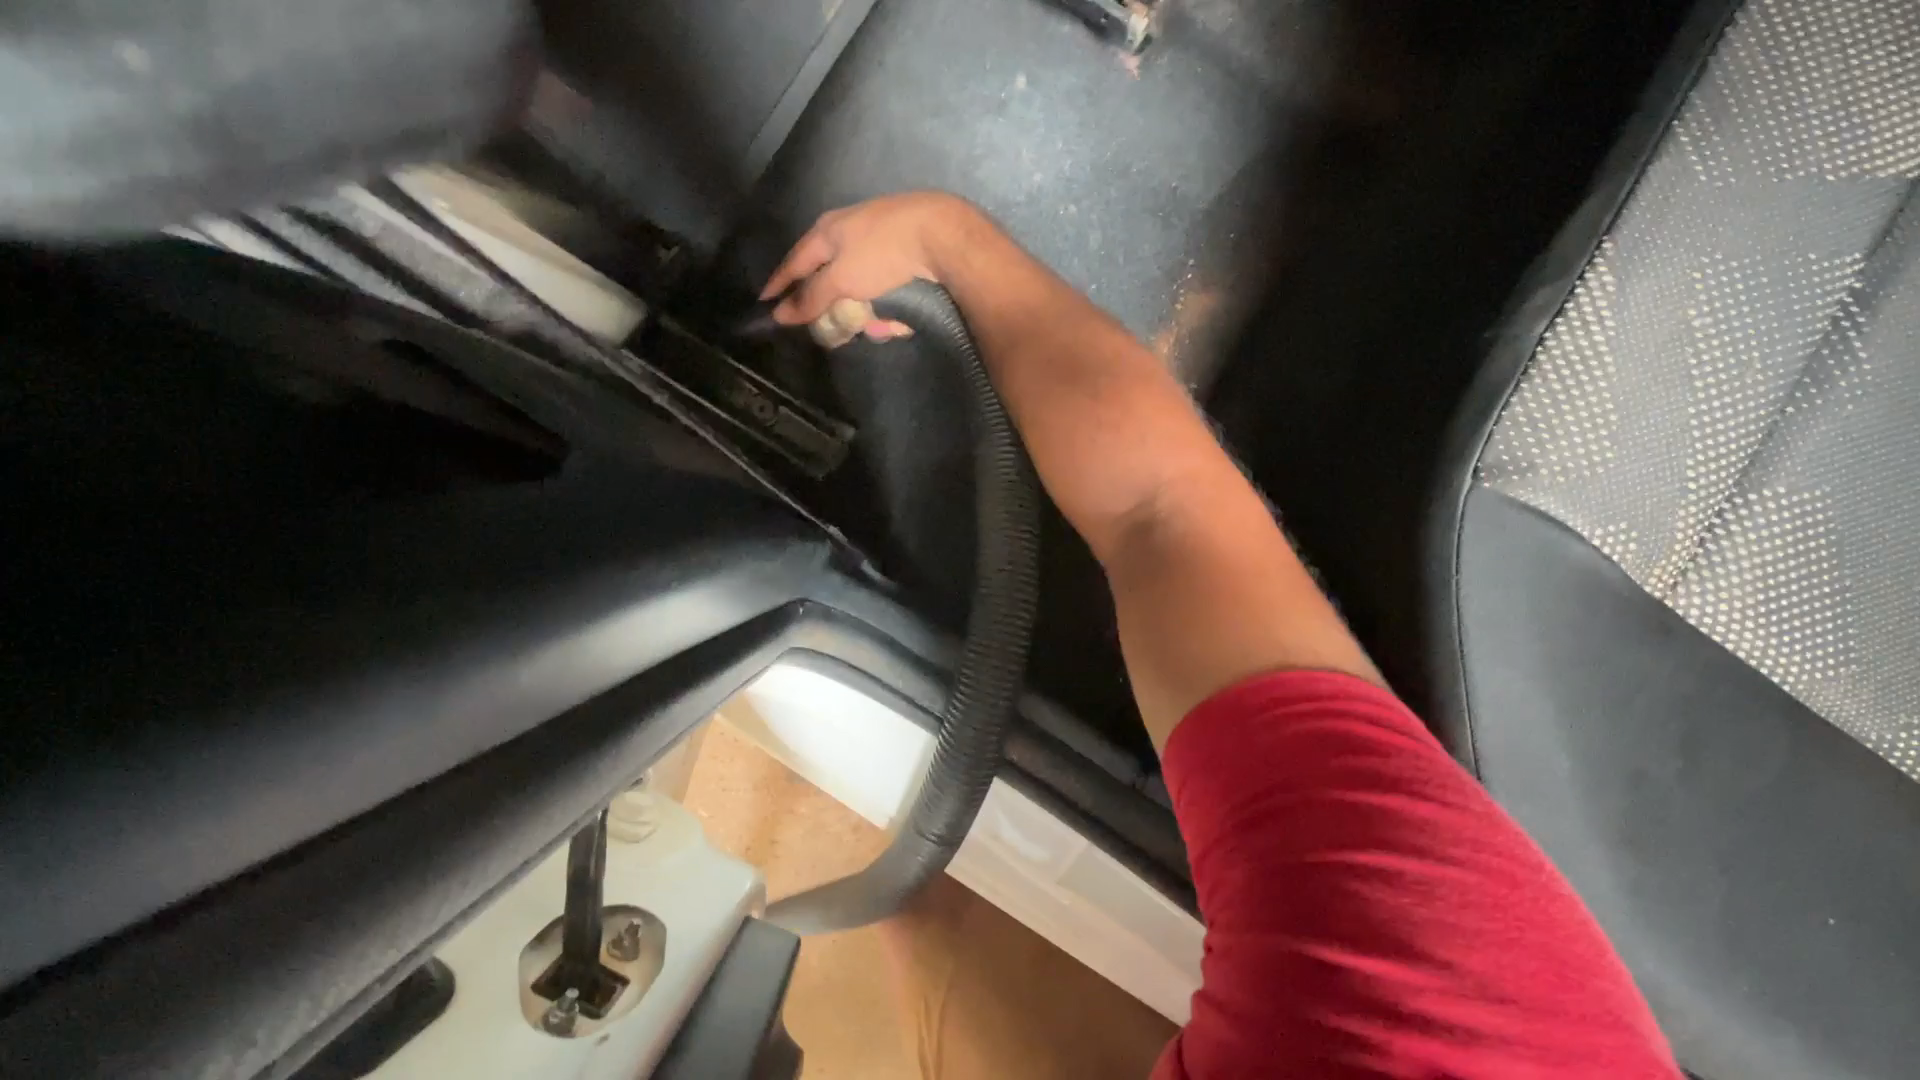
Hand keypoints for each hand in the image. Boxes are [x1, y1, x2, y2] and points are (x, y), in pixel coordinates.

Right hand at [760, 192, 981, 343]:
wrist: (943, 235)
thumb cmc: (883, 253)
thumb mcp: (841, 278)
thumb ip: (811, 297)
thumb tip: (779, 314)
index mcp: (828, 230)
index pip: (795, 261)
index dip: (780, 283)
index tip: (766, 303)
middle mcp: (852, 231)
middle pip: (832, 276)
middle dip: (835, 306)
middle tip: (836, 328)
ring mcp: (882, 241)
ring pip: (864, 287)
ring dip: (870, 311)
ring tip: (882, 326)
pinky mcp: (908, 254)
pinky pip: (890, 287)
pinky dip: (893, 306)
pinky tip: (903, 319)